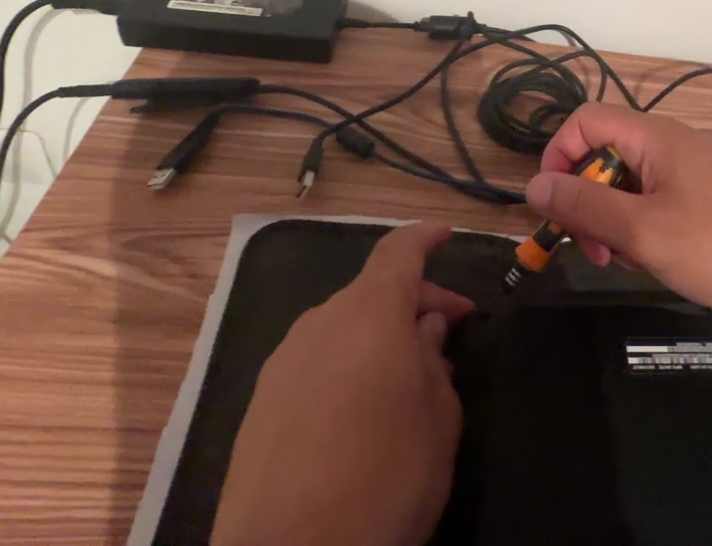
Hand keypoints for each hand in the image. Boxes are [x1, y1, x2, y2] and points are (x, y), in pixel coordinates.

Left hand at [211, 222, 476, 545]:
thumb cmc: (386, 476)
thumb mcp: (439, 418)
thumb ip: (434, 360)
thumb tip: (424, 330)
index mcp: (370, 313)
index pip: (399, 251)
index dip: (424, 238)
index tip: (445, 235)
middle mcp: (321, 323)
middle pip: (373, 291)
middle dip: (415, 302)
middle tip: (451, 332)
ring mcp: (283, 363)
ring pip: (343, 327)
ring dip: (380, 336)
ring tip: (410, 378)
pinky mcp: (260, 405)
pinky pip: (316, 362)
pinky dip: (347, 364)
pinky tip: (362, 409)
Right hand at [528, 104, 711, 339]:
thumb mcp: (644, 232)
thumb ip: (585, 206)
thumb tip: (532, 185)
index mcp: (654, 138)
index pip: (585, 121)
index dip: (558, 156)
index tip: (554, 208)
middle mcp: (670, 144)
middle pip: (603, 154)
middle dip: (585, 200)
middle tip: (592, 251)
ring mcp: (690, 170)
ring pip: (628, 183)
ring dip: (612, 220)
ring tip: (625, 262)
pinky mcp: (706, 196)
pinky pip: (655, 200)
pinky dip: (642, 227)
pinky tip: (653, 260)